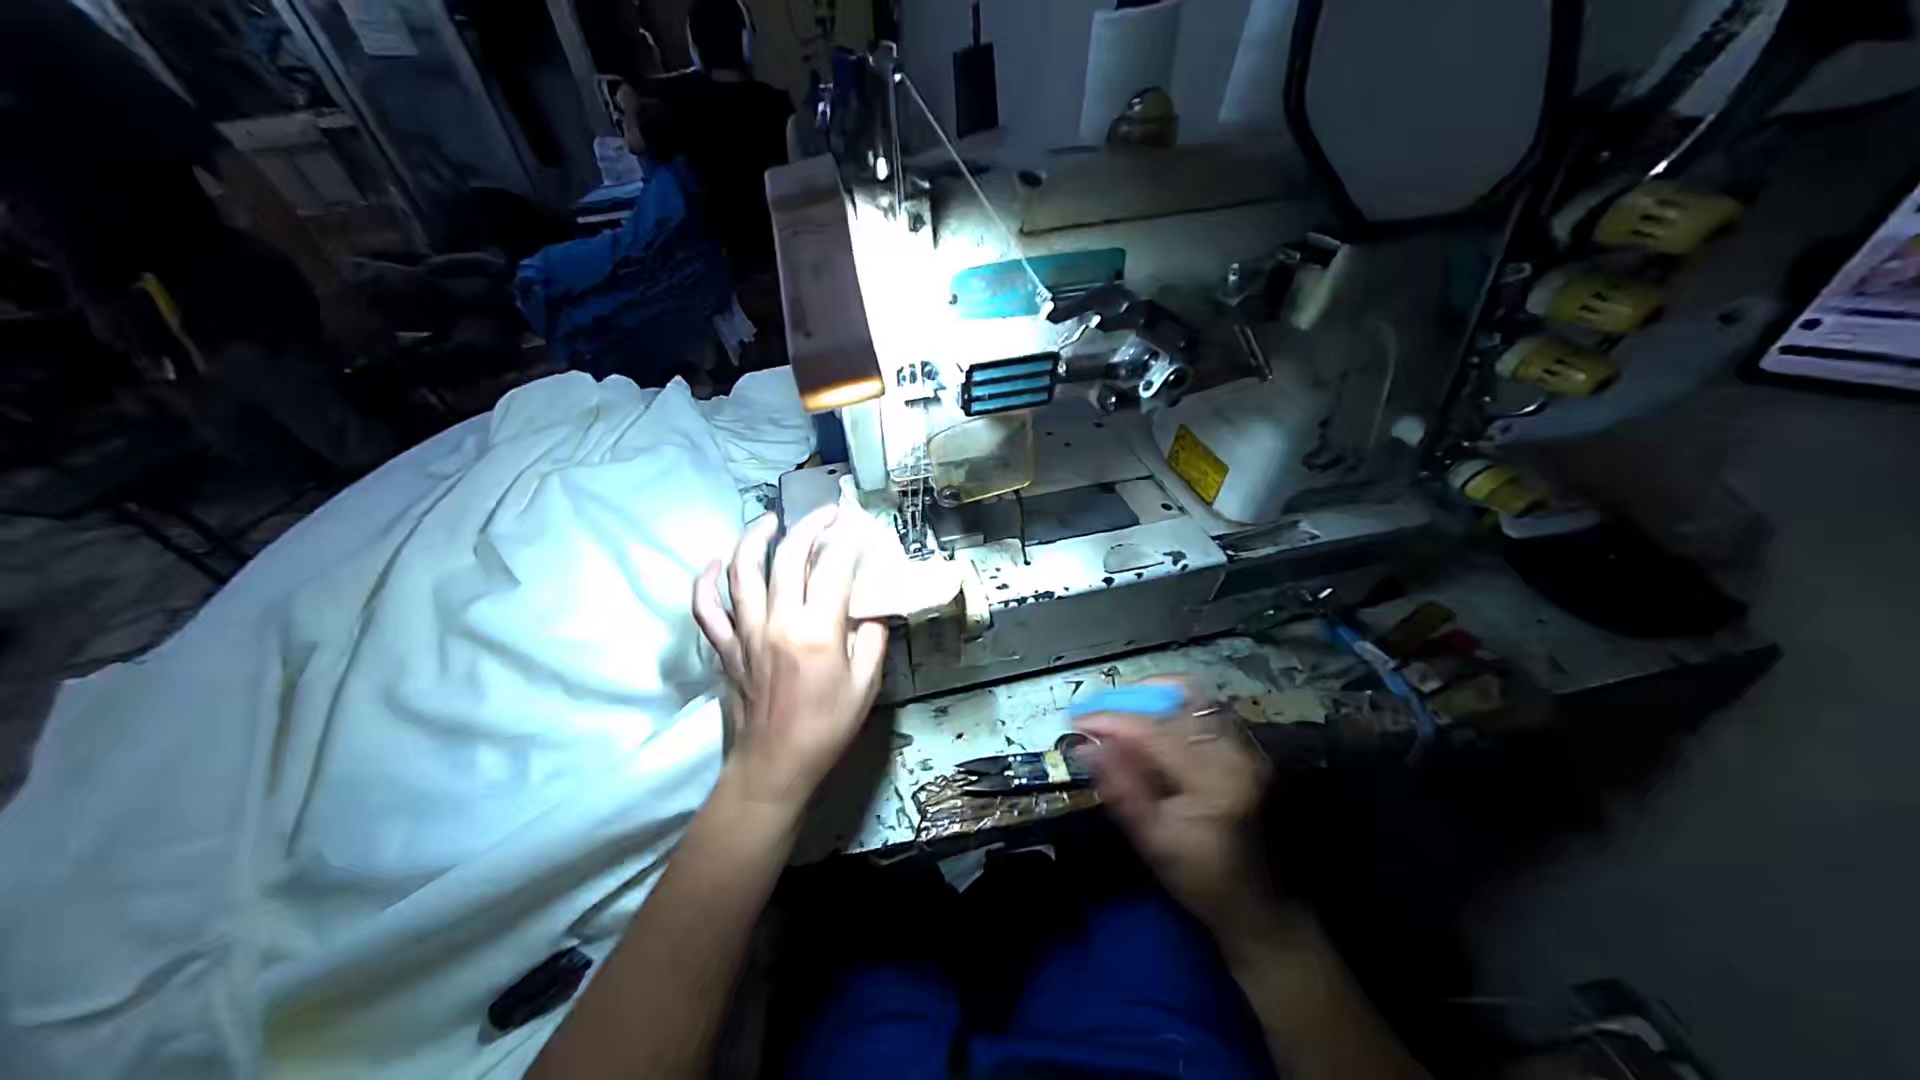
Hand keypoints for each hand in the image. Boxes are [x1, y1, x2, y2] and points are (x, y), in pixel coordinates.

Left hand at [692, 507, 888, 809]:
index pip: (833, 568)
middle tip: (825, 514)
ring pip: (742, 570)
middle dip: (809, 526)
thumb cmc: (826, 728)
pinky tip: (715, 563)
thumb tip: (874, 604)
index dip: (848, 541)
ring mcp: (744, 632)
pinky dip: (706, 581)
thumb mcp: (866, 686)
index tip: (858, 528)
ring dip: (754, 538)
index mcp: (817, 632)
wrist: (774, 767)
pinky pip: (706, 608)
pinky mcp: (724, 647)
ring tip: (770, 520)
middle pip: (788, 557)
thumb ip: (872, 638)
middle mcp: (777, 622)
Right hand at [1076, 682, 1272, 929]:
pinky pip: (1199, 711)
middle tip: (1098, 716)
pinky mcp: (1242, 748)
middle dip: (1130, 701)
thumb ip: (1120, 785)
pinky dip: (1167, 711)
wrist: (1250, 901)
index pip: (1152, 731)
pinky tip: (1146, 732)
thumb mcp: (1151, 837)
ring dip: (1149, 702)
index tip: (1078, 721)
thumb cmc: (1199, 878)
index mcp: (1213, 779)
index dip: (1110, 720)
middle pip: (1176, 698)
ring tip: (1119, 721)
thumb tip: (1087, 745)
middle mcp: (1234, 753)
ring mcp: (1243, 747)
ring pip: (1189, 697)